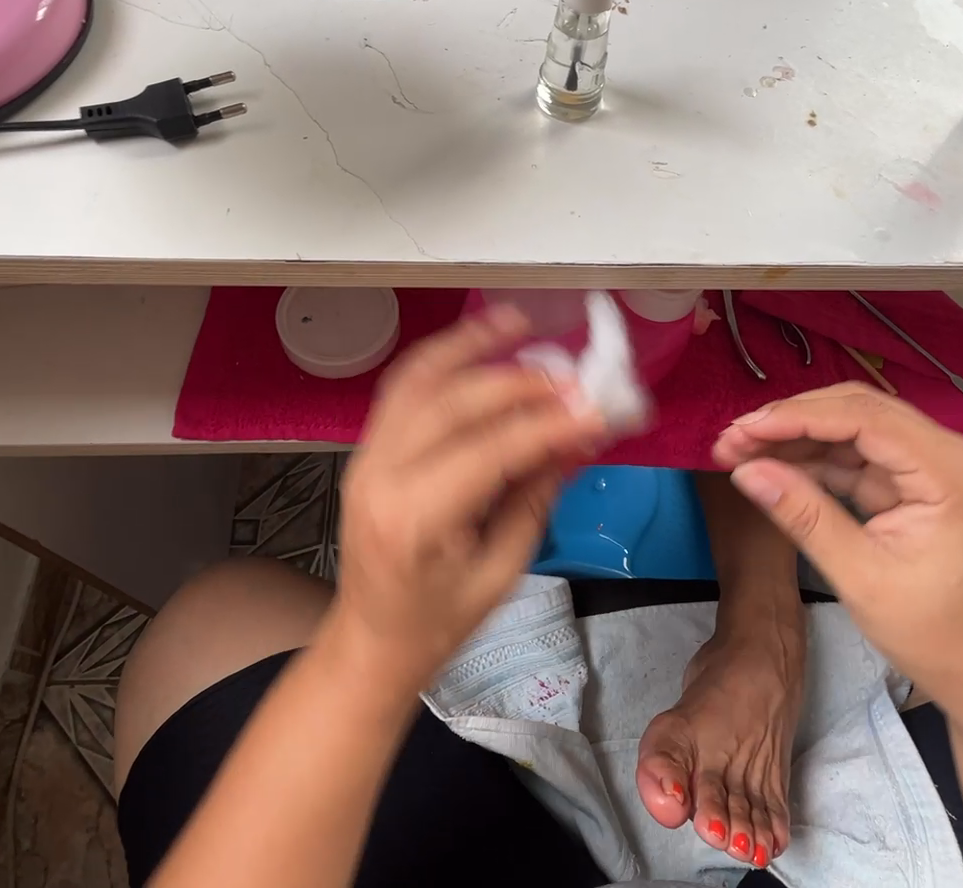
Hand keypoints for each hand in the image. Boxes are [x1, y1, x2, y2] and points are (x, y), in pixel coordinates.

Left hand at [334, 307, 610, 689]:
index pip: (492, 451)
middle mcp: (382, 476)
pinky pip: (403, 389)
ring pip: (420, 380)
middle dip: (520, 385)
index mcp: (416, 520)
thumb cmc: (440, 621)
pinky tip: (475, 342)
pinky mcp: (366, 448)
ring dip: (471, 347)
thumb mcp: (503, 569)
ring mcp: (366, 457)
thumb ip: (538, 494)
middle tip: (572, 379)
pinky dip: (441, 358)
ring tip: (518, 323)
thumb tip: (579, 438)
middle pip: (456, 405)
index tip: (597, 409)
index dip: (549, 424)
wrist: (372, 639)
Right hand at [711, 384, 962, 710]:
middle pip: (858, 411)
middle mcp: (947, 455)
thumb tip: (745, 471)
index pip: (865, 418)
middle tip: (732, 439)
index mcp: (949, 474)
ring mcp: (930, 466)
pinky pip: (855, 455)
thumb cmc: (932, 632)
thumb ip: (804, 516)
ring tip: (739, 451)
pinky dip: (812, 459)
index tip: (742, 429)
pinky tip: (772, 467)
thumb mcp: (859, 577)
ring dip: (795, 437)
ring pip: (851, 428)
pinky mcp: (913, 482)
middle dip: (790, 421)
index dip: (797, 417)